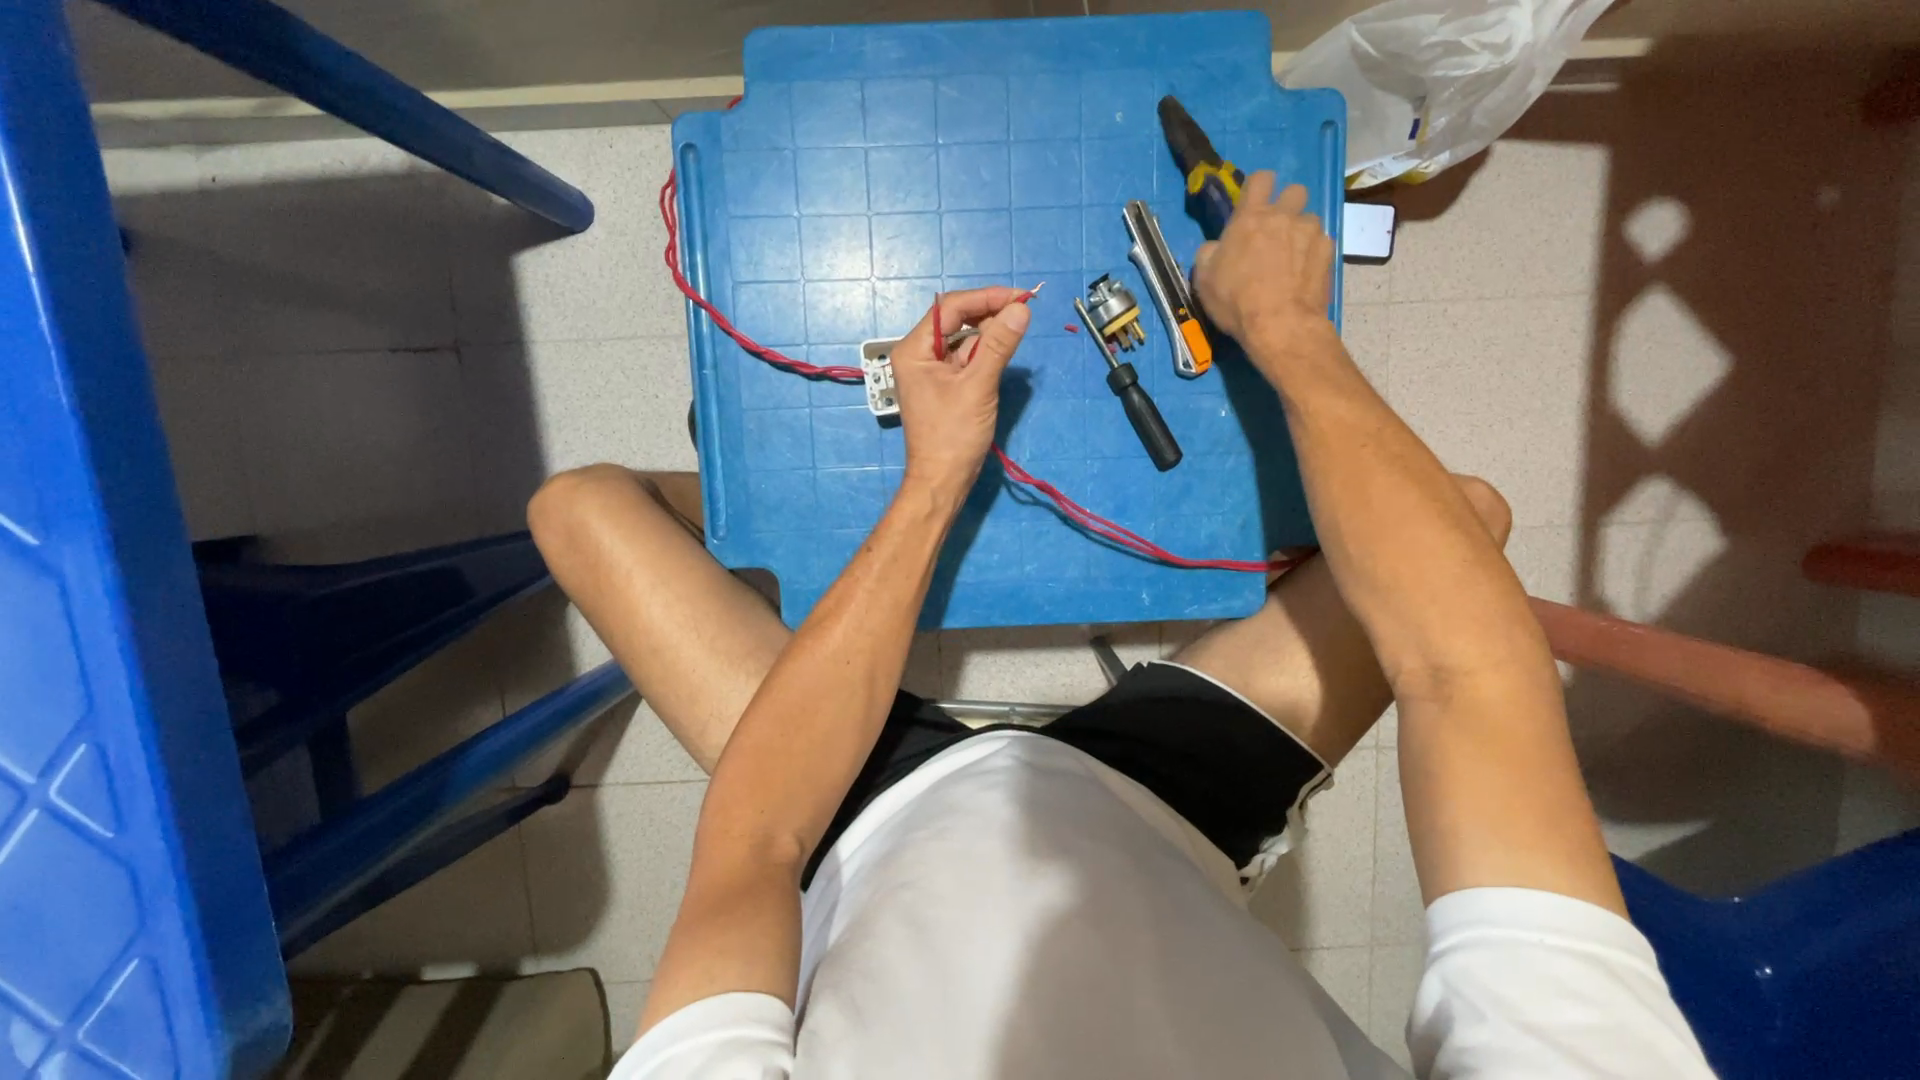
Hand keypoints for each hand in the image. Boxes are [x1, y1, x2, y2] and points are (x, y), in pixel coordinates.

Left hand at [889, 286, 1031, 504]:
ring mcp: (931, 370)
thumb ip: (999, 344)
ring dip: (990, 332)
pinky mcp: (944, 385)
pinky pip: (965, 358)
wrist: (942, 481)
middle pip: (956, 319)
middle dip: (989, 312)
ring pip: (963, 338)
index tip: (1021, 297)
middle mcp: (918, 354)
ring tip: (1018, 329)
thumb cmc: (954, 436)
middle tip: (1024, 312)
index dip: (986, 298)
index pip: (951, 308)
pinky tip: (1004, 350)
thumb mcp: (979, 386)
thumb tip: (1021, 308)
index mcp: (914, 349)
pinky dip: (985, 352)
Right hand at [1191, 172, 1336, 354]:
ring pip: (1309, 219)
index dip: (1258, 187)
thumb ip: (1209, 252)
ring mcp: (1310, 232)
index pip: (1260, 179)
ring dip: (1301, 232)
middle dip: (1287, 205)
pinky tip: (1304, 275)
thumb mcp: (1203, 278)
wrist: (1279, 324)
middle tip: (1277, 230)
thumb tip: (1217, 246)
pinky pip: (1321, 243)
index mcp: (1250, 217)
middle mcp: (1284, 216)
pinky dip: (1313, 254)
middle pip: (1295, 190)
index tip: (1254, 203)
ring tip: (1293, 259)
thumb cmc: (1235, 300)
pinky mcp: (1328, 251)